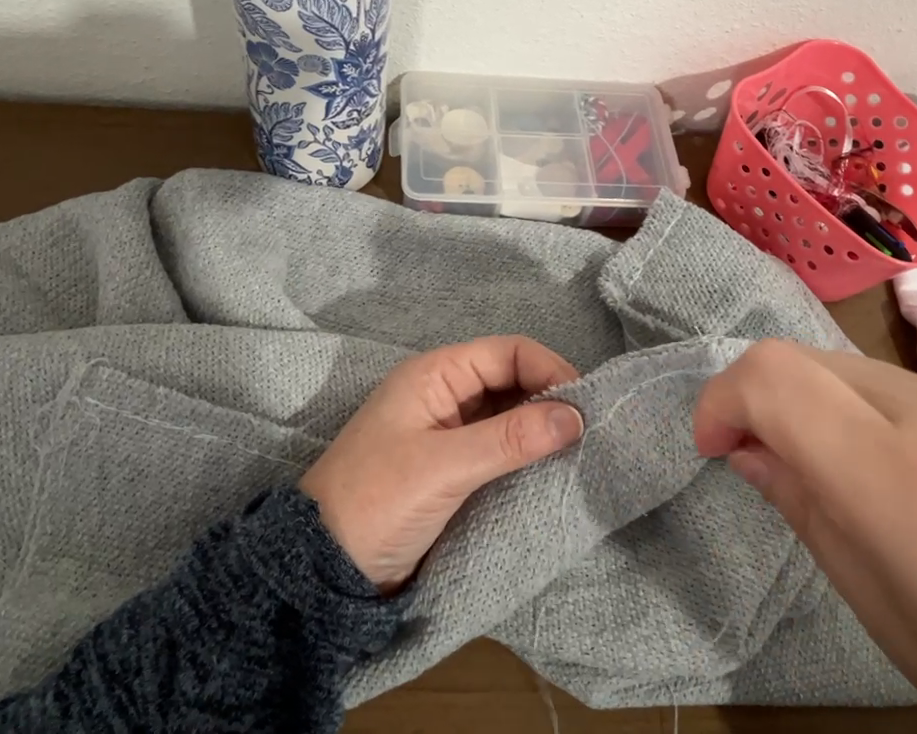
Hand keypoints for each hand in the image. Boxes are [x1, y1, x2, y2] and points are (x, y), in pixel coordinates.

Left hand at [300, 336, 585, 593]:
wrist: (324, 565)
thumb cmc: (377, 501)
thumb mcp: (444, 467)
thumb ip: (510, 439)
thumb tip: (576, 415)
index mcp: (435, 375)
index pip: (507, 352)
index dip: (550, 370)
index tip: (587, 406)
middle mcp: (445, 393)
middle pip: (511, 379)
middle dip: (550, 398)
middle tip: (592, 432)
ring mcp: (448, 430)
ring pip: (508, 413)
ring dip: (541, 427)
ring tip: (581, 451)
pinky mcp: (452, 465)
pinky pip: (499, 445)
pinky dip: (526, 452)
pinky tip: (551, 469)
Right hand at [694, 340, 916, 733]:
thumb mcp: (890, 617)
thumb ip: (810, 512)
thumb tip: (748, 450)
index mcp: (902, 488)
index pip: (774, 377)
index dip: (722, 398)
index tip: (715, 447)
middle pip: (804, 357)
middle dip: (760, 399)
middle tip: (761, 461)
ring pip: (852, 365)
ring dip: (814, 403)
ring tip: (833, 472)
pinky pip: (906, 386)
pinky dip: (866, 409)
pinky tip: (899, 471)